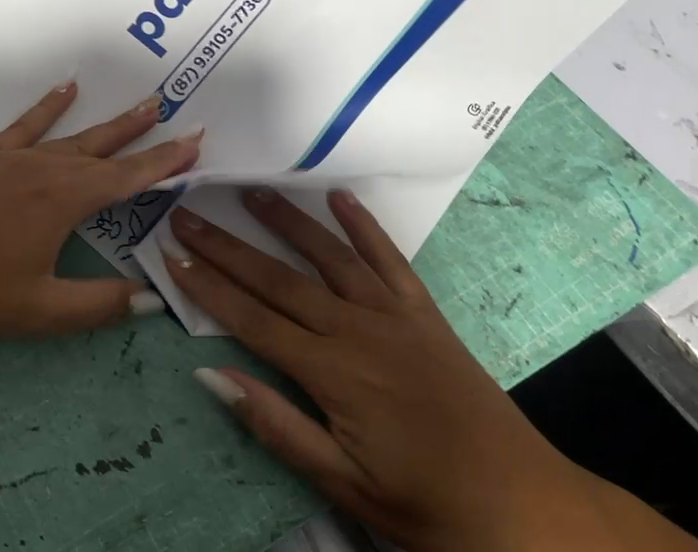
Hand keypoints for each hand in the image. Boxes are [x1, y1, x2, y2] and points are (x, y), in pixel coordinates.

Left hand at [0, 83, 200, 337]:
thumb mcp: (42, 309)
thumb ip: (100, 304)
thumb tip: (152, 299)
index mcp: (65, 201)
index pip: (127, 180)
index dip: (163, 164)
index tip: (196, 145)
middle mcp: (46, 169)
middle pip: (105, 151)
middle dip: (146, 139)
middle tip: (181, 119)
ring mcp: (15, 159)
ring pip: (73, 135)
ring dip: (110, 122)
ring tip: (144, 103)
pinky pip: (26, 125)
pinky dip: (48, 106)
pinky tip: (65, 89)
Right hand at [162, 190, 614, 551]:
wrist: (526, 506)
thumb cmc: (425, 502)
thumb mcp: (344, 484)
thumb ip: (277, 426)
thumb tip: (211, 374)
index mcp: (333, 374)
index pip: (252, 319)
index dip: (207, 287)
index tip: (171, 254)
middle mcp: (358, 332)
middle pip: (279, 280)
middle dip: (227, 247)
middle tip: (187, 214)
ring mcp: (395, 317)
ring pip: (329, 258)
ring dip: (287, 222)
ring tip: (250, 192)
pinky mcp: (426, 316)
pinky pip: (390, 261)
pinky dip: (364, 227)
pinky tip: (341, 199)